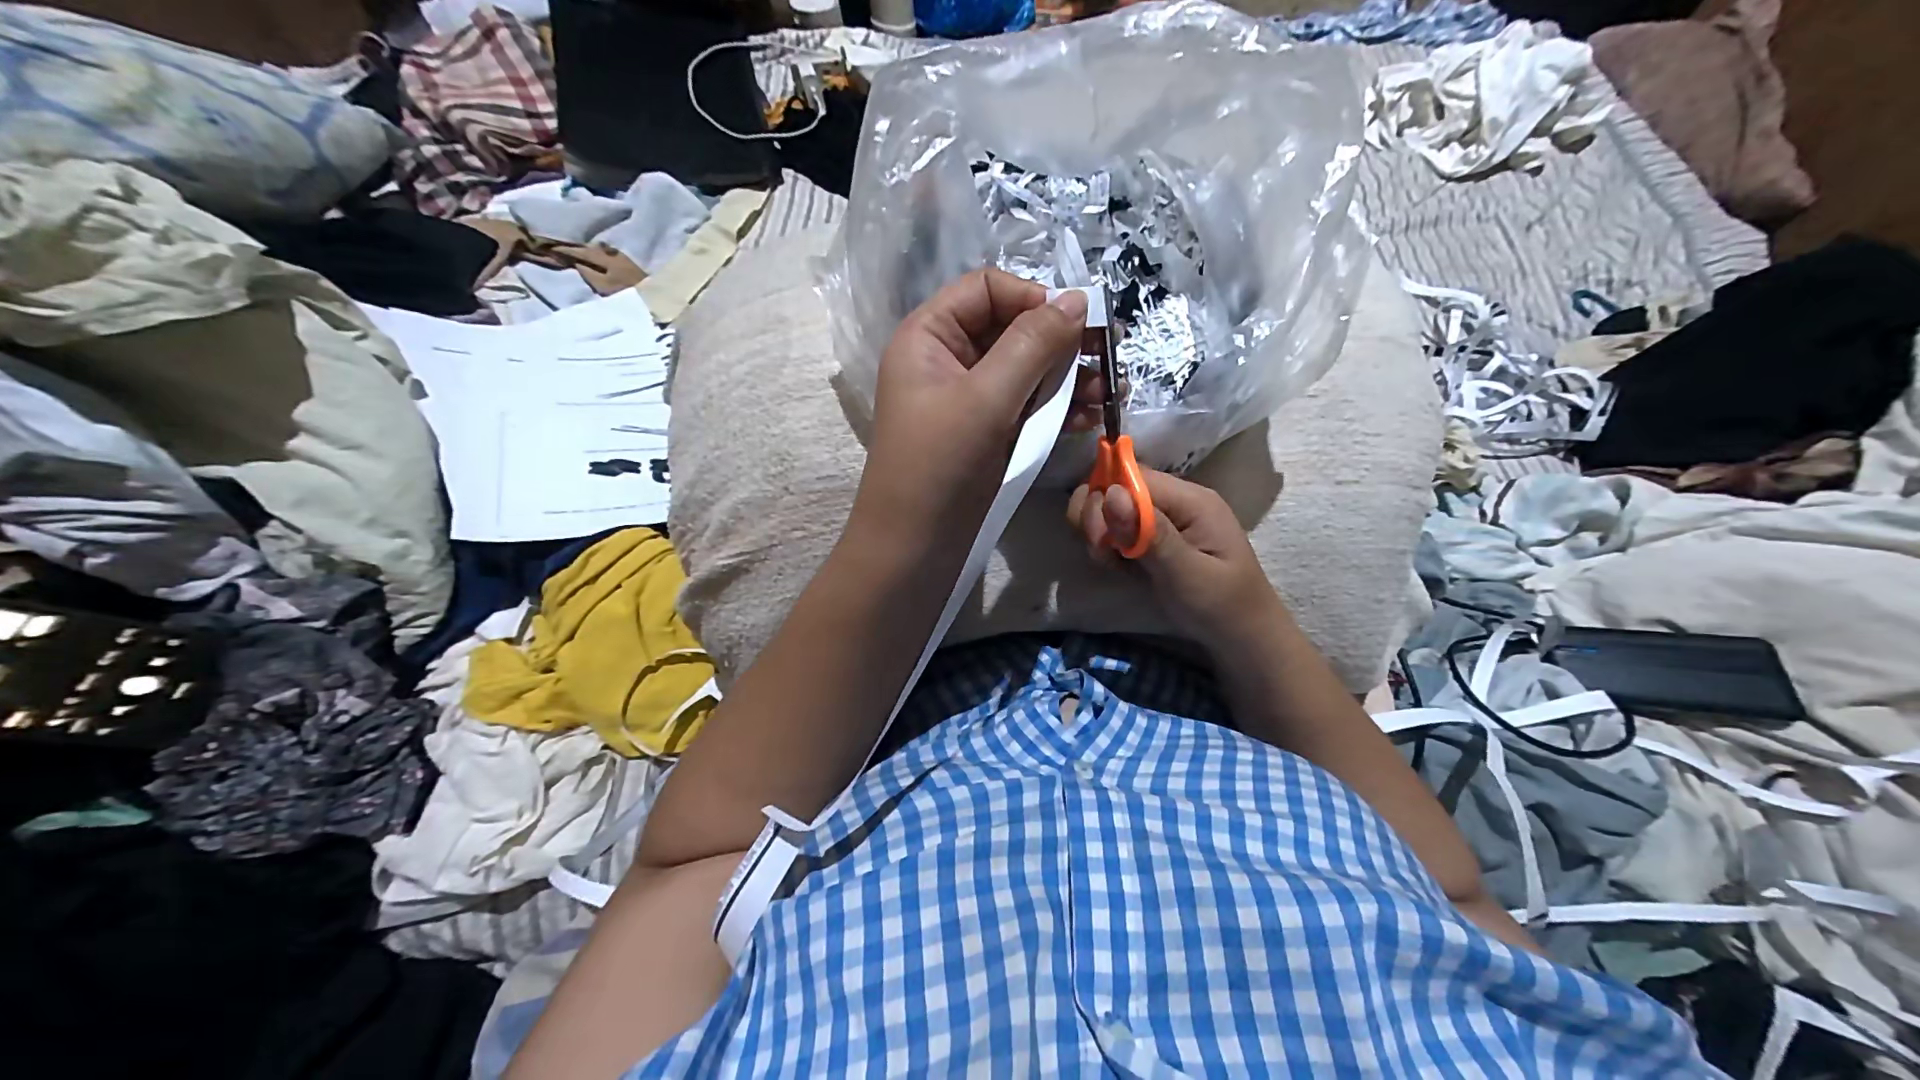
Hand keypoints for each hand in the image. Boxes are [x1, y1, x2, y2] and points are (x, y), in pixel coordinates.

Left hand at [855, 269, 1099, 546]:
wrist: (913, 549)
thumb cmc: (939, 466)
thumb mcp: (986, 399)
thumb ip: (1032, 345)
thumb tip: (1077, 299)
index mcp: (929, 336)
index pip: (987, 289)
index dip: (1032, 298)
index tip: (1074, 326)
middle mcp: (947, 359)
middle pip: (1012, 328)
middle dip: (1061, 342)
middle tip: (1112, 357)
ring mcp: (969, 399)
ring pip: (1026, 370)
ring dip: (1068, 377)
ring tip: (1112, 392)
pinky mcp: (987, 433)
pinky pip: (1027, 406)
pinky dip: (1057, 409)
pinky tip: (1092, 417)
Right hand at [1068, 469, 1283, 651]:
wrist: (1240, 636)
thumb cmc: (1221, 606)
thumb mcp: (1187, 573)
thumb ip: (1150, 534)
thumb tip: (1111, 493)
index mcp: (1190, 500)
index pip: (1133, 477)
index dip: (1106, 499)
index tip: (1099, 538)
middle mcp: (1174, 501)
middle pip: (1115, 486)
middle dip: (1096, 516)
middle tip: (1102, 554)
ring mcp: (1162, 520)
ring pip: (1109, 508)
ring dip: (1097, 532)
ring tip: (1109, 562)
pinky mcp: (1151, 539)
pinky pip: (1115, 529)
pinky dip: (1106, 546)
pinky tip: (1115, 566)